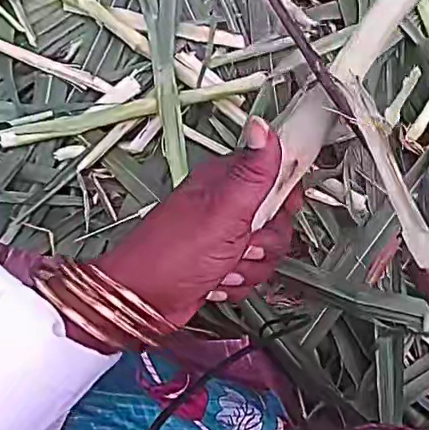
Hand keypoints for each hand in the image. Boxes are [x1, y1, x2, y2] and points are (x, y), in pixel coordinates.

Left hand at [90, 117, 299, 330]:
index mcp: (225, 183)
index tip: (283, 208)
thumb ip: (251, 172)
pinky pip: (251, 273)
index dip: (286, 193)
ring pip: (266, 251)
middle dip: (267, 241)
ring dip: (250, 266)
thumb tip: (263, 128)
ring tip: (225, 264)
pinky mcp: (221, 264)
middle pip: (277, 219)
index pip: (274, 172)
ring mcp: (223, 237)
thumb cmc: (169, 254)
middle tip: (245, 242)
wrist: (142, 301)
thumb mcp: (222, 210)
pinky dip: (237, 283)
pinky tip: (217, 280)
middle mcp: (225, 207)